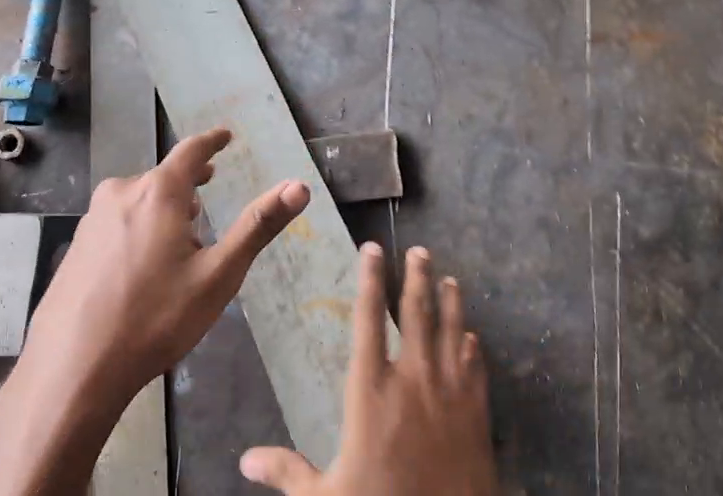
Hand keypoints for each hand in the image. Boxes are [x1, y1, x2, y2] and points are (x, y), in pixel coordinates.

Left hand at [0, 127, 309, 495]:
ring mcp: (91, 222)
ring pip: (137, 202)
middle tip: (209, 187)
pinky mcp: (74, 250)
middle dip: (188, 181)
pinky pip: (116, 225)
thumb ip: (258, 226)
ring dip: (162, 209)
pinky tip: (142, 268)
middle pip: (162, 178)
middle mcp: (120, 194)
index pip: (191, 151)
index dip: (212, 142)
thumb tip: (300, 186)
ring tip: (180, 238)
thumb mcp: (218, 275)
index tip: (226, 136)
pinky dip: (138, 230)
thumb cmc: (155, 319)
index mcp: (158, 193)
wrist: (72, 371)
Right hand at [240, 244, 497, 495]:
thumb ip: (288, 473)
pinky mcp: (476, 413)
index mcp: (371, 391)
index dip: (369, 280)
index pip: (368, 320)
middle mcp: (413, 380)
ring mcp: (449, 393)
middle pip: (416, 314)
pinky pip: (475, 368)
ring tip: (449, 278)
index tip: (372, 249)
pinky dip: (473, 348)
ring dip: (450, 302)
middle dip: (417, 278)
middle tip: (420, 251)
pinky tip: (472, 337)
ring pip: (451, 331)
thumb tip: (245, 460)